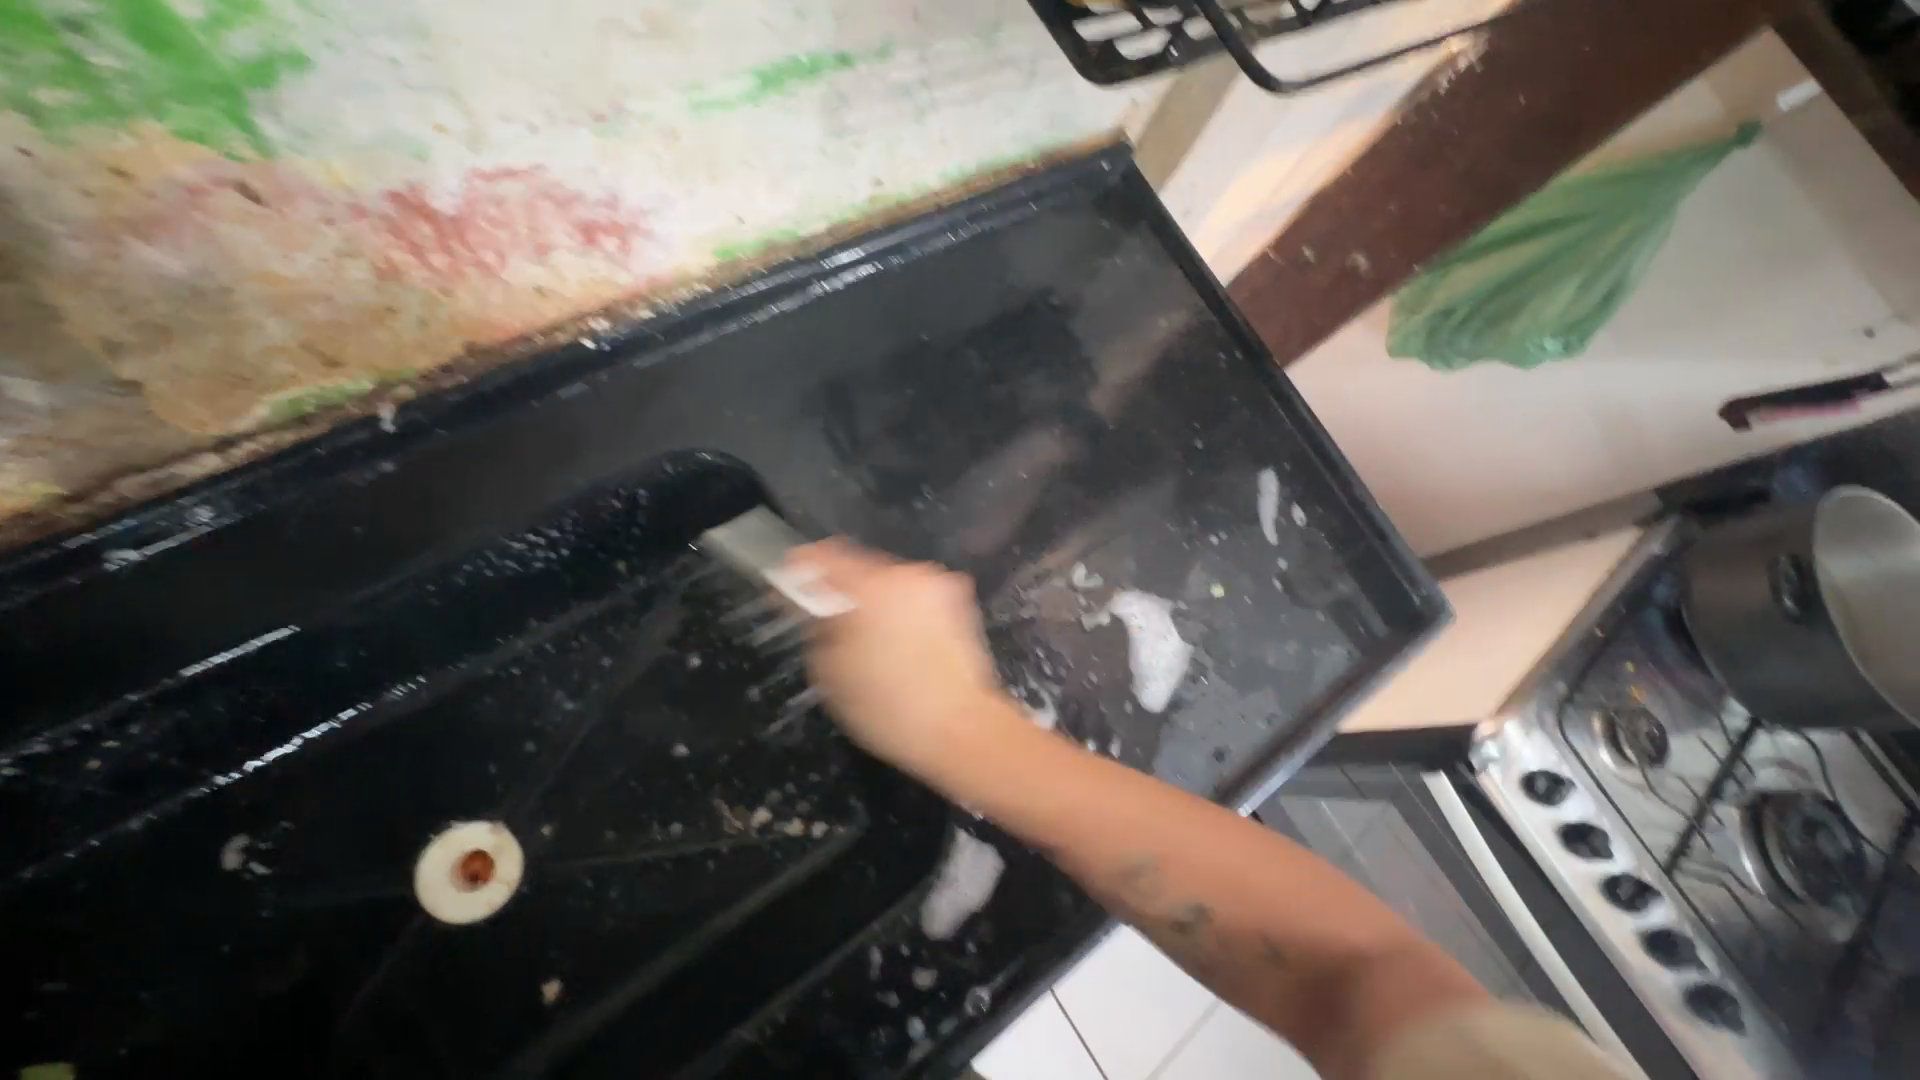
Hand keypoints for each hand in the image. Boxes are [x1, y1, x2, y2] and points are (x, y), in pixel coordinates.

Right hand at [785, 540, 1018, 772]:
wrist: (960, 728)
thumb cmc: (887, 707)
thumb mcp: (830, 672)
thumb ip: (815, 627)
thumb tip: (814, 606)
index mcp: (869, 587)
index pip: (823, 556)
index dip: (801, 567)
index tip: (789, 582)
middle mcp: (905, 574)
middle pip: (860, 567)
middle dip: (841, 590)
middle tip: (829, 622)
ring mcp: (937, 586)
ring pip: (890, 583)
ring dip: (874, 600)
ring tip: (867, 639)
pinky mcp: (960, 603)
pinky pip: (916, 597)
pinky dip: (902, 611)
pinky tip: (899, 644)